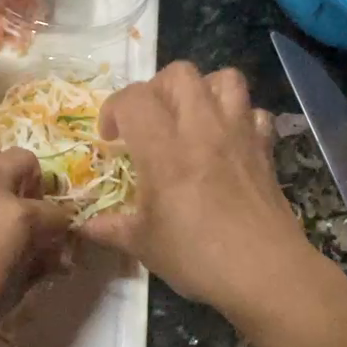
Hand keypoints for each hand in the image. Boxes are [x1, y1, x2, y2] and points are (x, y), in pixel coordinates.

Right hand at [81, 61, 314, 313]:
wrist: (264, 272)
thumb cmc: (196, 257)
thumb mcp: (143, 245)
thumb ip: (110, 229)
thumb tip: (81, 227)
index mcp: (164, 150)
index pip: (134, 98)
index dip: (114, 109)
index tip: (110, 139)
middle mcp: (202, 129)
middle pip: (179, 74)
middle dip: (156, 89)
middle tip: (148, 123)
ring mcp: (239, 135)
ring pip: (224, 78)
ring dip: (202, 90)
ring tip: (189, 119)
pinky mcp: (265, 150)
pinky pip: (254, 112)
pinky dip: (239, 117)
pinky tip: (227, 142)